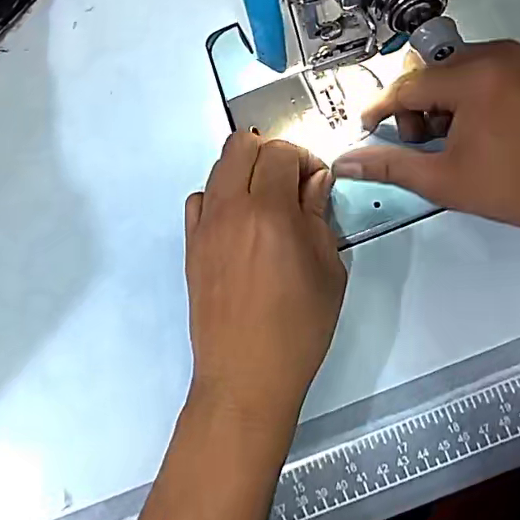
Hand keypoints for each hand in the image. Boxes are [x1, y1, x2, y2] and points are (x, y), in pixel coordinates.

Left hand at [185, 133, 346, 429]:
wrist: (246, 375)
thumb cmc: (296, 330)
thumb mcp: (328, 270)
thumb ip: (318, 216)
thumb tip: (314, 183)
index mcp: (269, 213)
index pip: (281, 153)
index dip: (306, 158)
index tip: (318, 180)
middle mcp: (230, 211)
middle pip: (241, 145)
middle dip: (272, 153)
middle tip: (293, 181)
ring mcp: (205, 227)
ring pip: (218, 168)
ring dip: (246, 171)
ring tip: (269, 202)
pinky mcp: (191, 246)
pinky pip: (200, 200)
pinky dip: (222, 196)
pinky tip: (242, 223)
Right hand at [332, 40, 519, 241]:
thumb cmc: (512, 188)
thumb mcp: (443, 179)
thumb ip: (390, 165)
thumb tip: (345, 163)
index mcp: (474, 76)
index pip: (409, 85)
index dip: (382, 109)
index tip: (368, 129)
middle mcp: (497, 56)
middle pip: (431, 74)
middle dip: (417, 108)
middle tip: (424, 144)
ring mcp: (519, 61)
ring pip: (455, 72)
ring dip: (441, 103)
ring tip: (452, 142)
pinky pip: (482, 73)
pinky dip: (467, 97)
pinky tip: (477, 132)